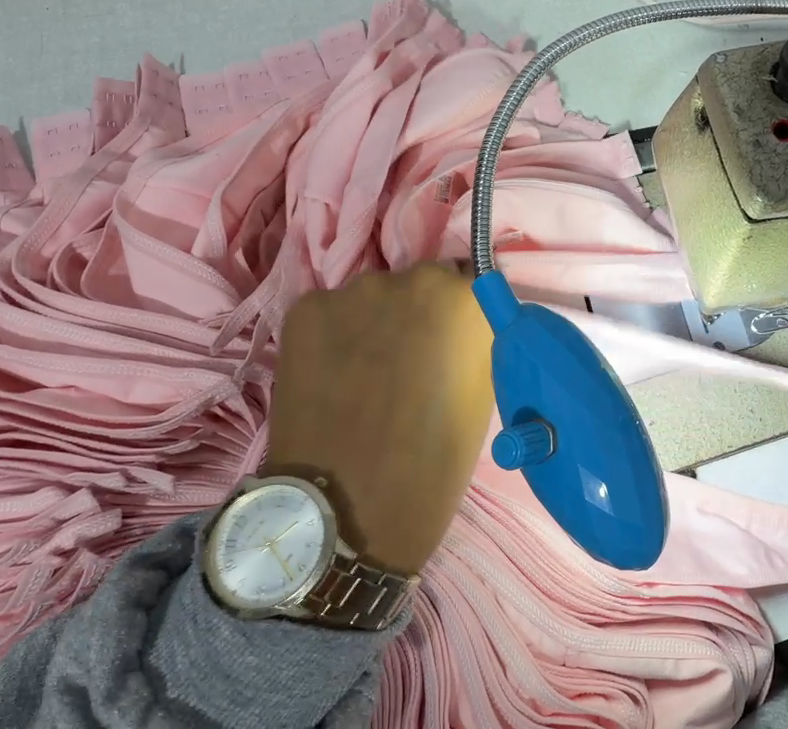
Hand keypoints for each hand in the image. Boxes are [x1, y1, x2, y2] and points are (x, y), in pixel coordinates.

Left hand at [265, 265, 494, 574]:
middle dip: (419, 315)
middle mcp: (417, 279)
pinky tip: (332, 377)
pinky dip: (335, 337)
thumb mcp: (480, 393)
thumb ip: (473, 343)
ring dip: (375, 323)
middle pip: (422, 284)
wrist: (347, 509)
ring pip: (374, 298)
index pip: (473, 284)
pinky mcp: (307, 308)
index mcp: (469, 300)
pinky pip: (332, 313)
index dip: (462, 316)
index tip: (455, 344)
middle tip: (410, 361)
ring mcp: (357, 291)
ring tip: (365, 374)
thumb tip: (460, 330)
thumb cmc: (436, 461)